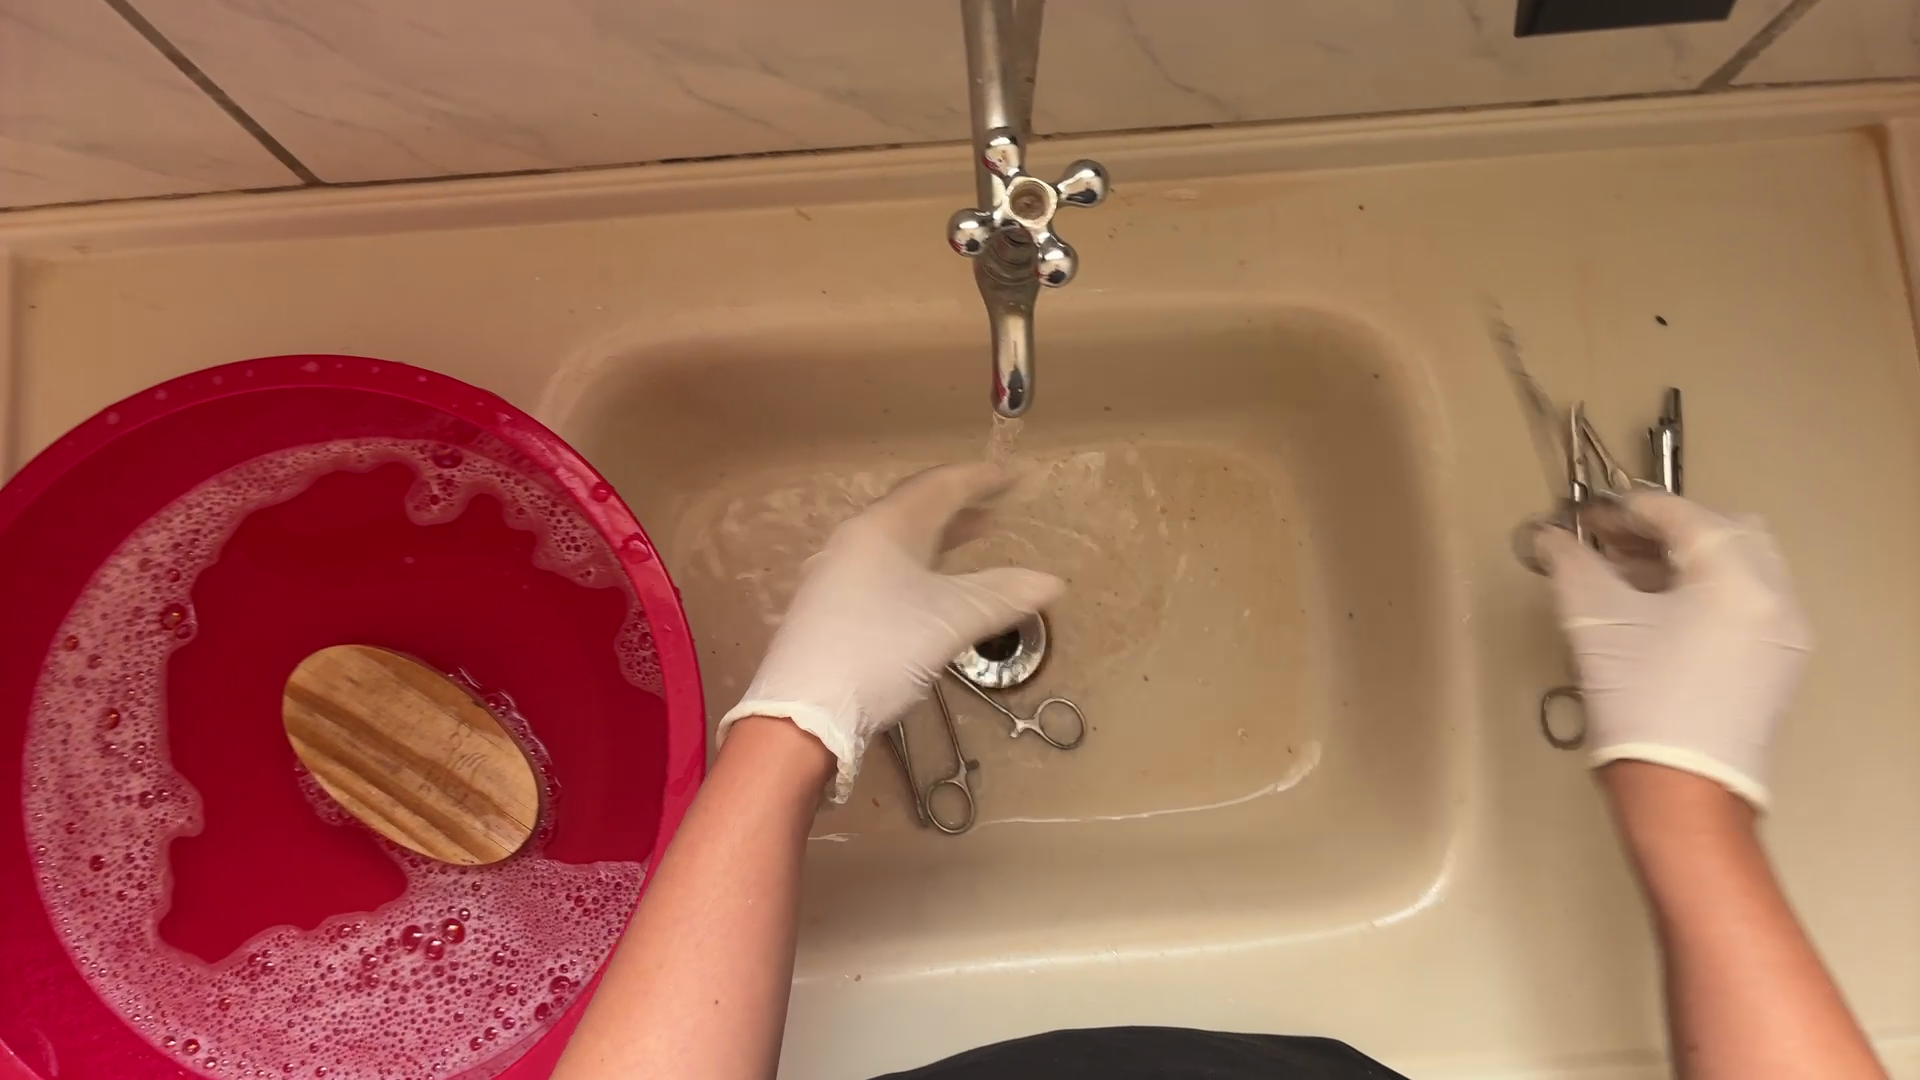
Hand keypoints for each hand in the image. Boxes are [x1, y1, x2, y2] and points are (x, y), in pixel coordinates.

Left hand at [718, 463, 1064, 801]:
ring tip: (974, 537)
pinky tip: (930, 585)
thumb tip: (1052, 582)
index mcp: (885, 527)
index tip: (1012, 476)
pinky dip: (918, 563)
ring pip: (899, 539)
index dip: (979, 479)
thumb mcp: (951, 621)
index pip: (939, 486)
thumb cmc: (881, 650)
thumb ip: (1002, 595)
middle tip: (996, 505)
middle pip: (915, 508)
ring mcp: (838, 570)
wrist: (803, 711)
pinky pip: (884, 565)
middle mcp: (857, 539)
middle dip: (960, 506)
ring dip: (939, 536)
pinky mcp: (830, 603)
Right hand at [1532, 492, 1811, 807]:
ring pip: (1737, 566)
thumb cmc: (1636, 690)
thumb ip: (1569, 562)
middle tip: (1608, 538)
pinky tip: (1648, 605)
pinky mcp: (1769, 661)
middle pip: (1728, 532)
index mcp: (1739, 581)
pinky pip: (1739, 600)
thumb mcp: (1591, 617)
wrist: (1679, 780)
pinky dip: (1695, 586)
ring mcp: (1780, 633)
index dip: (1631, 507)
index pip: (1687, 516)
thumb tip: (1550, 536)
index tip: (1584, 513)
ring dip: (1680, 555)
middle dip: (1665, 526)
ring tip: (1620, 570)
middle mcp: (1775, 599)